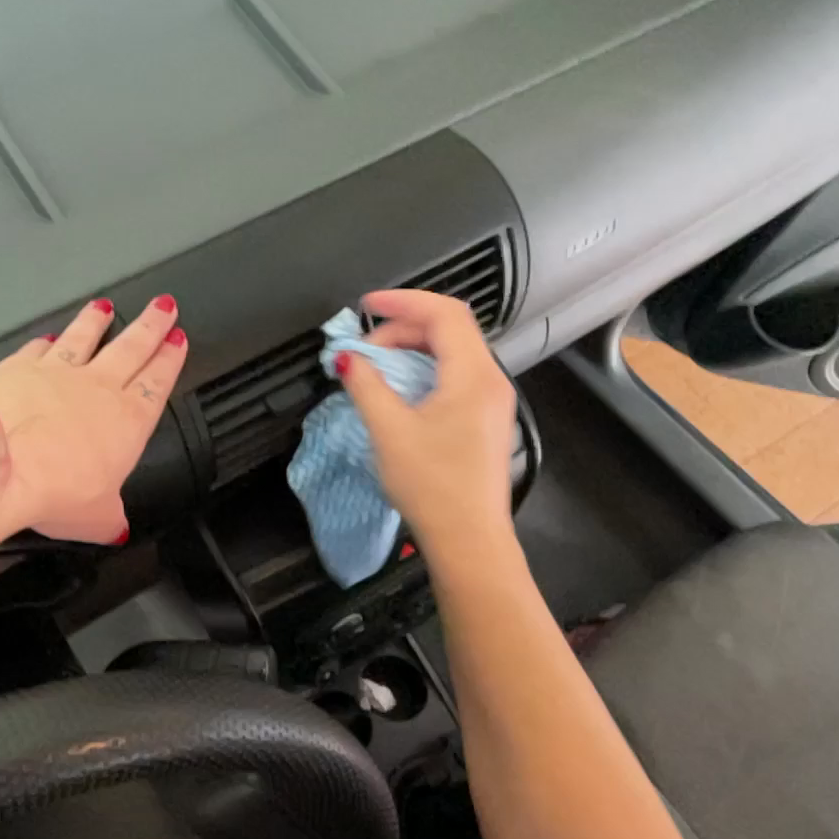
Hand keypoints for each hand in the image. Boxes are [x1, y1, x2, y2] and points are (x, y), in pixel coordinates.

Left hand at [0, 295, 188, 542]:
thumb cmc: (55, 492)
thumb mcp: (95, 519)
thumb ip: (109, 518)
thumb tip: (117, 528)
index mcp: (128, 420)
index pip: (156, 383)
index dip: (168, 361)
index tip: (178, 339)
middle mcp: (97, 387)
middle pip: (131, 348)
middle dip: (151, 327)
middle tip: (164, 306)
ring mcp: (55, 372)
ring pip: (84, 338)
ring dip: (96, 322)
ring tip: (105, 306)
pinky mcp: (15, 368)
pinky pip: (37, 350)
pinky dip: (45, 343)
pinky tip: (46, 339)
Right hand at [338, 289, 518, 548]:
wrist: (468, 538)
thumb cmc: (431, 485)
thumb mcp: (389, 431)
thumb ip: (366, 386)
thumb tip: (348, 358)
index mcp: (473, 375)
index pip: (444, 313)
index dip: (403, 301)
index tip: (366, 305)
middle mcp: (490, 381)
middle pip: (449, 331)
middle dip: (402, 329)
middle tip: (364, 349)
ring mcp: (490, 402)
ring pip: (452, 355)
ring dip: (412, 351)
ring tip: (376, 367)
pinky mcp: (484, 422)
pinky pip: (455, 378)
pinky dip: (424, 372)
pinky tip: (399, 391)